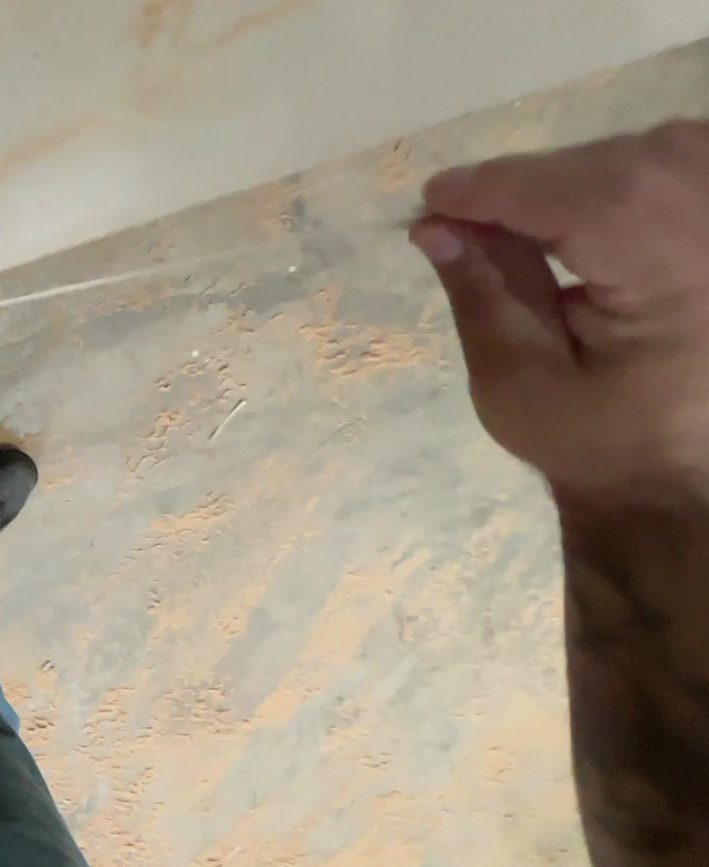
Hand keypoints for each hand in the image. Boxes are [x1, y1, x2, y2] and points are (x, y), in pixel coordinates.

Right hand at [411, 120, 708, 508]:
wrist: (678, 469)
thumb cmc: (586, 435)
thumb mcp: (512, 374)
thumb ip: (481, 291)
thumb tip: (431, 227)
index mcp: (685, 287)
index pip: (594, 201)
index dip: (505, 187)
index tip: (431, 197)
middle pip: (633, 164)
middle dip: (535, 181)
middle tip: (460, 216)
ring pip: (669, 150)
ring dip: (580, 175)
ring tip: (517, 220)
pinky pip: (694, 163)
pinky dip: (628, 174)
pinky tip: (582, 213)